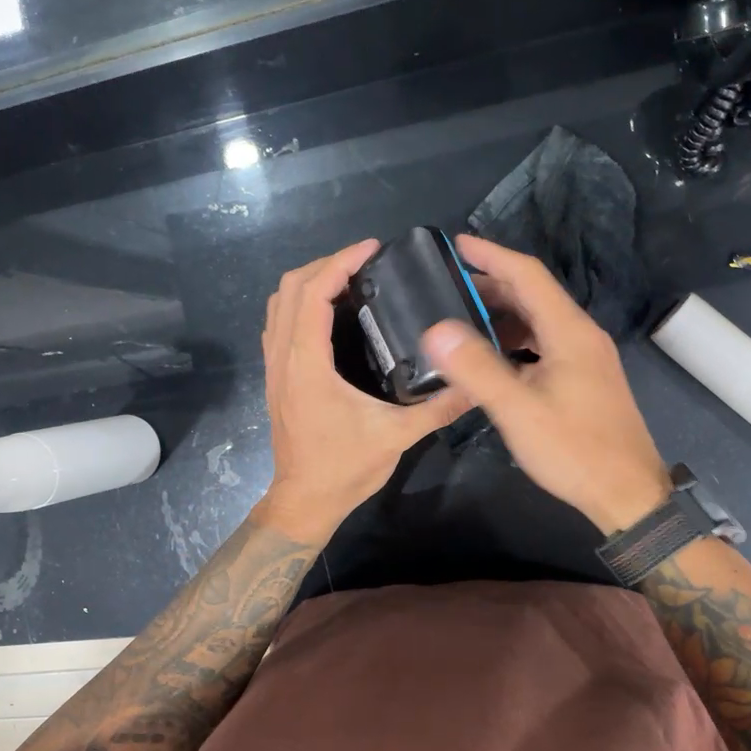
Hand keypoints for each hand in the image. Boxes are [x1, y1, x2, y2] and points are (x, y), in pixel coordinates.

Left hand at [259, 239, 469, 541]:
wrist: (304, 501)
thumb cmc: (343, 469)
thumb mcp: (396, 437)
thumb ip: (438, 408)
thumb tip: (475, 384)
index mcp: (307, 365)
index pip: (313, 293)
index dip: (340, 262)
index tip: (372, 249)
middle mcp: (283, 359)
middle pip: (289, 289)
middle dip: (325, 264)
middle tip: (364, 262)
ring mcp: (274, 369)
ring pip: (278, 305)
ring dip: (309, 282)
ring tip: (348, 279)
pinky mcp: (276, 379)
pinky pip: (278, 325)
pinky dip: (299, 305)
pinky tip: (330, 314)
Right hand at [421, 235, 670, 533]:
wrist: (627, 493)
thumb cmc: (574, 450)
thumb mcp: (518, 410)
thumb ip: (477, 369)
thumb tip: (436, 330)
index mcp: (569, 332)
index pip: (528, 275)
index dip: (492, 256)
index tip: (456, 245)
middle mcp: (582, 336)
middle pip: (534, 296)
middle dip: (492, 286)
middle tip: (448, 287)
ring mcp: (587, 360)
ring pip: (540, 323)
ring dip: (503, 316)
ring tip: (463, 322)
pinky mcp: (586, 381)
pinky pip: (546, 346)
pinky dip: (516, 343)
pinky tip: (494, 361)